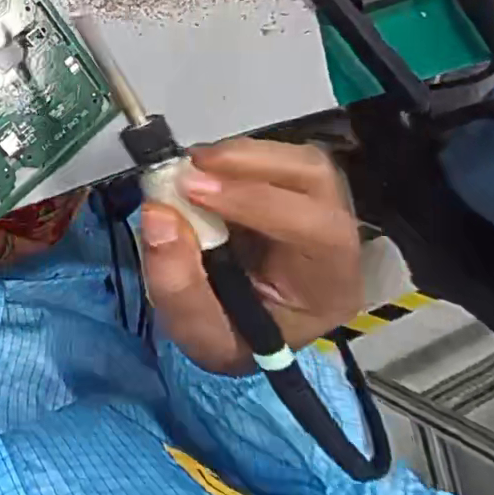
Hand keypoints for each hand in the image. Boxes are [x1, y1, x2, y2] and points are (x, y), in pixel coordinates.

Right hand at [138, 139, 362, 374]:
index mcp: (327, 287)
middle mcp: (336, 243)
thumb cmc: (228, 338)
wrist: (234, 333)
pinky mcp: (288, 194)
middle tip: (188, 168)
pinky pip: (272, 160)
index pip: (317, 231)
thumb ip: (176, 283)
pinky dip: (230, 159)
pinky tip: (198, 173)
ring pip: (297, 161)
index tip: (193, 190)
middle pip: (315, 180)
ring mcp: (315, 211)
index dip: (256, 202)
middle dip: (250, 164)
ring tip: (187, 169)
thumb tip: (157, 213)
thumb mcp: (197, 333)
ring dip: (238, 156)